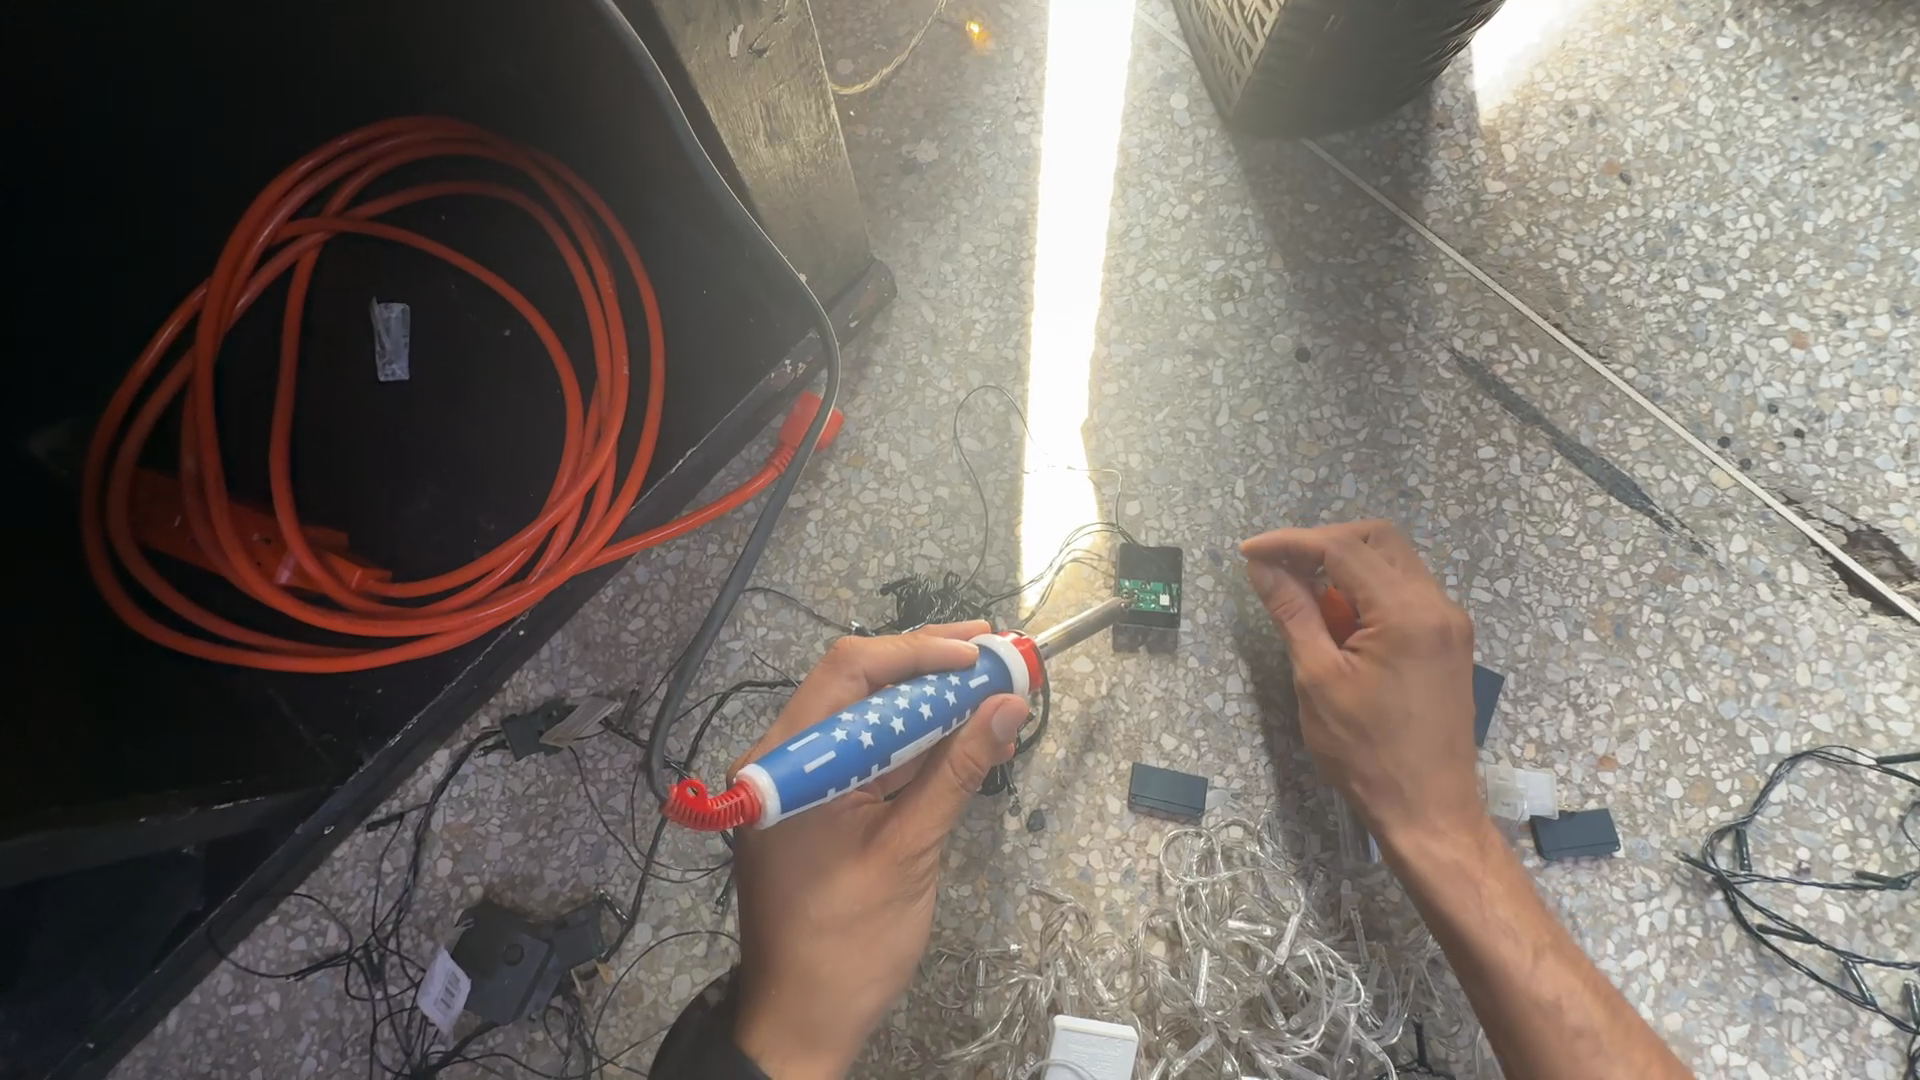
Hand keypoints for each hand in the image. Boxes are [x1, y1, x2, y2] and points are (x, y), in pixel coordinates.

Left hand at [727, 622, 1027, 1078]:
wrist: (800, 1024)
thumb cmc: (847, 947)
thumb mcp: (909, 854)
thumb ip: (957, 773)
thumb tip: (1008, 706)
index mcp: (790, 762)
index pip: (849, 672)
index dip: (917, 651)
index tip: (976, 651)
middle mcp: (787, 755)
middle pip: (861, 685)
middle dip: (930, 668)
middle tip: (993, 652)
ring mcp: (805, 778)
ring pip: (872, 717)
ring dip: (931, 703)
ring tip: (992, 685)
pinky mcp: (824, 800)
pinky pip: (874, 754)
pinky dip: (921, 743)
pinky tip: (967, 734)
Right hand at [1240, 521, 1482, 847]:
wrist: (1428, 810)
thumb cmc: (1365, 750)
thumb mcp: (1316, 677)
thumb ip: (1292, 611)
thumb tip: (1261, 566)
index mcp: (1408, 613)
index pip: (1343, 549)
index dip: (1290, 542)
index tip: (1249, 552)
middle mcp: (1438, 606)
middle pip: (1377, 540)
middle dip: (1321, 544)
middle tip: (1278, 566)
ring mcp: (1448, 623)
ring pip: (1391, 563)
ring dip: (1342, 567)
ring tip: (1298, 594)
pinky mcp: (1446, 641)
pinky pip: (1402, 592)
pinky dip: (1362, 591)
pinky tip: (1333, 619)